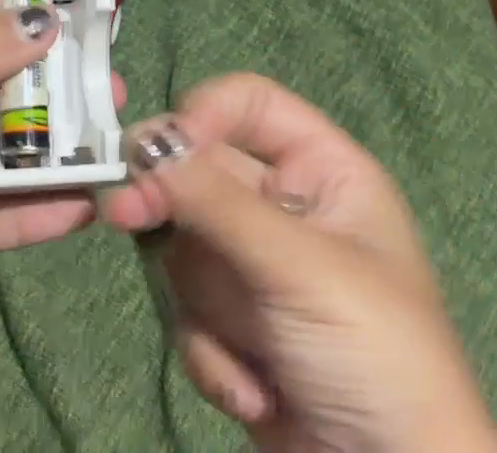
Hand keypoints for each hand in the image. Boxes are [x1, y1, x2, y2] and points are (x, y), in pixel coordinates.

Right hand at [103, 74, 496, 451]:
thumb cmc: (373, 351)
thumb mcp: (300, 268)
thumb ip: (217, 201)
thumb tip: (144, 142)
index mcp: (325, 172)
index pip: (252, 106)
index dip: (204, 112)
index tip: (156, 146)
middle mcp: (286, 208)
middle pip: (202, 173)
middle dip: (171, 204)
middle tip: (123, 215)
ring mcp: (256, 266)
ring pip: (185, 246)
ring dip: (204, 305)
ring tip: (242, 355)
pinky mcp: (235, 323)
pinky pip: (189, 310)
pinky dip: (212, 353)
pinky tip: (255, 389)